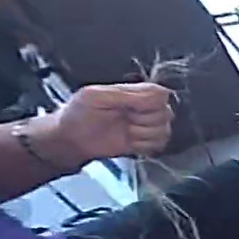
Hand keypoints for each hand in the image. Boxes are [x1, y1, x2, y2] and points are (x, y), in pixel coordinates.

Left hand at [40, 83, 173, 166]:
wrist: (71, 140)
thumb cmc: (78, 114)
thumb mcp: (95, 96)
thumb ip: (127, 93)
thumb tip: (160, 95)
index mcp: (137, 93)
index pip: (162, 94)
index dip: (150, 103)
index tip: (131, 107)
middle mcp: (147, 108)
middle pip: (166, 113)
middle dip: (144, 120)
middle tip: (123, 119)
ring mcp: (149, 126)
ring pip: (164, 130)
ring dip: (142, 134)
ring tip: (125, 131)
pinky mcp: (149, 142)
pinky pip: (160, 144)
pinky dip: (144, 145)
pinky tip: (129, 141)